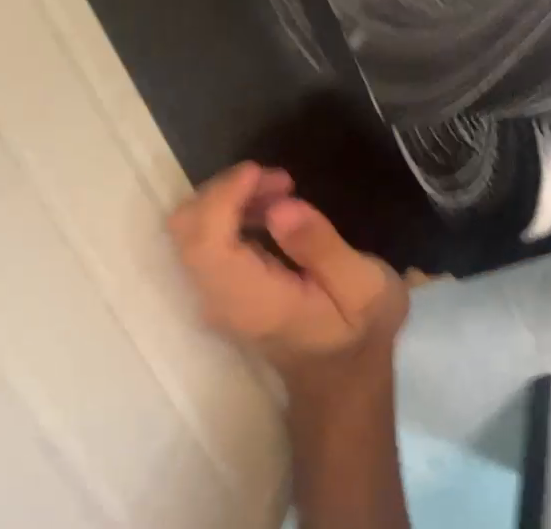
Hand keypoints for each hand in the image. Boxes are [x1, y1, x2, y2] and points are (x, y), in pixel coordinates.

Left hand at [168, 162, 408, 374]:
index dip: (223, 197)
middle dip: (226, 192)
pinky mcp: (221, 292)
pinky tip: (272, 211)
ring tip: (283, 190)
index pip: (205, 243)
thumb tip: (280, 209)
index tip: (263, 172)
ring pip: (191, 234)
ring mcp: (214, 299)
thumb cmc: (361, 329)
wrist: (344, 378)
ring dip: (229, 200)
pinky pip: (205, 244)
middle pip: (186, 233)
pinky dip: (230, 214)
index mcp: (251, 300)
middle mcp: (218, 301)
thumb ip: (321, 247)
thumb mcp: (363, 285)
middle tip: (283, 181)